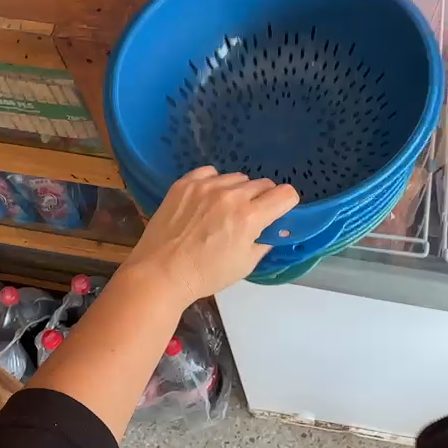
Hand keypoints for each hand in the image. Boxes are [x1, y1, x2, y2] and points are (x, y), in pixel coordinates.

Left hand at [120, 167, 298, 306]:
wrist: (160, 272)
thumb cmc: (205, 274)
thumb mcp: (245, 264)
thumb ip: (265, 241)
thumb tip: (274, 229)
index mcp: (249, 217)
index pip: (285, 194)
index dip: (287, 203)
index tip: (279, 212)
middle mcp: (230, 196)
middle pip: (263, 184)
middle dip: (263, 198)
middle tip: (250, 216)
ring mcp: (206, 186)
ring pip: (237, 178)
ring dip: (238, 191)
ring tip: (224, 210)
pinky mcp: (185, 183)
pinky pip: (211, 173)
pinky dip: (214, 183)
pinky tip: (207, 199)